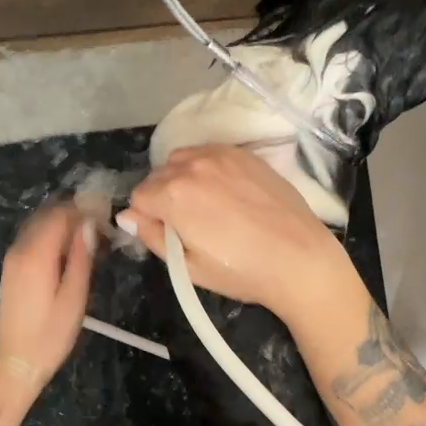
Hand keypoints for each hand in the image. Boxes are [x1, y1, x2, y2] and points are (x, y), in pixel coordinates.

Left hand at [0, 204, 95, 393]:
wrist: (15, 361)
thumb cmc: (49, 336)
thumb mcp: (74, 298)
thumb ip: (81, 259)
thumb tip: (89, 225)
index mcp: (36, 255)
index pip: (60, 215)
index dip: (84, 211)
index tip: (106, 218)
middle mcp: (20, 249)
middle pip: (47, 216)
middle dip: (73, 215)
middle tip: (100, 229)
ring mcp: (12, 258)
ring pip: (38, 226)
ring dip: (62, 225)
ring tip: (88, 240)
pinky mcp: (11, 269)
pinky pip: (32, 240)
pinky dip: (51, 237)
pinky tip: (68, 253)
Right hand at [117, 145, 354, 323]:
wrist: (299, 257)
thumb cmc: (241, 271)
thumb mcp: (188, 267)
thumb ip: (153, 236)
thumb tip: (126, 216)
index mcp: (173, 195)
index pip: (138, 197)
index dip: (147, 219)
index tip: (167, 236)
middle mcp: (192, 165)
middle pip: (158, 175)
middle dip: (162, 197)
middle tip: (187, 226)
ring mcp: (221, 155)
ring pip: (182, 160)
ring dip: (183, 179)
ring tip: (205, 207)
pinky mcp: (245, 154)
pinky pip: (209, 153)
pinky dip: (206, 169)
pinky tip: (225, 194)